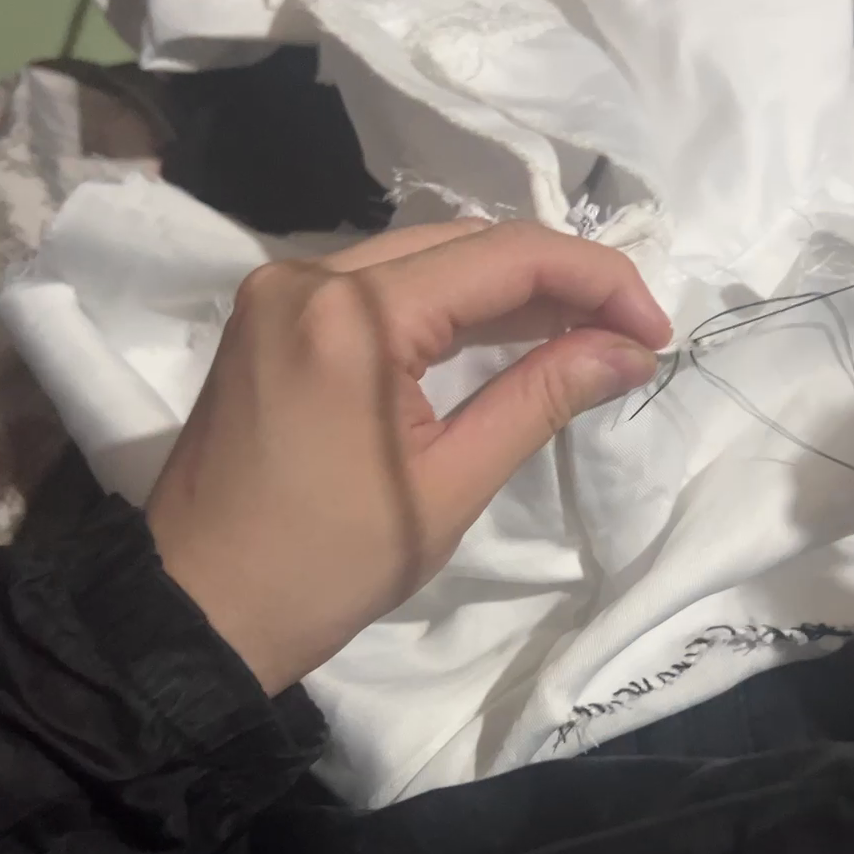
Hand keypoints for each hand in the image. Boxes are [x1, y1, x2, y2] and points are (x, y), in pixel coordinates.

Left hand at [145, 220, 670, 692]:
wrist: (200, 609)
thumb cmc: (328, 567)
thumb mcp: (451, 485)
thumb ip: (542, 398)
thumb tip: (629, 350)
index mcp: (353, 315)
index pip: (504, 257)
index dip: (597, 280)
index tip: (653, 330)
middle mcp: (309, 274)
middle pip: (464, 245)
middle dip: (557, 282)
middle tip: (622, 335)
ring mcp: (281, 290)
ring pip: (423, 261)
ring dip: (505, 293)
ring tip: (578, 335)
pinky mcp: (272, 316)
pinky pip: (381, 290)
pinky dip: (447, 309)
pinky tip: (497, 337)